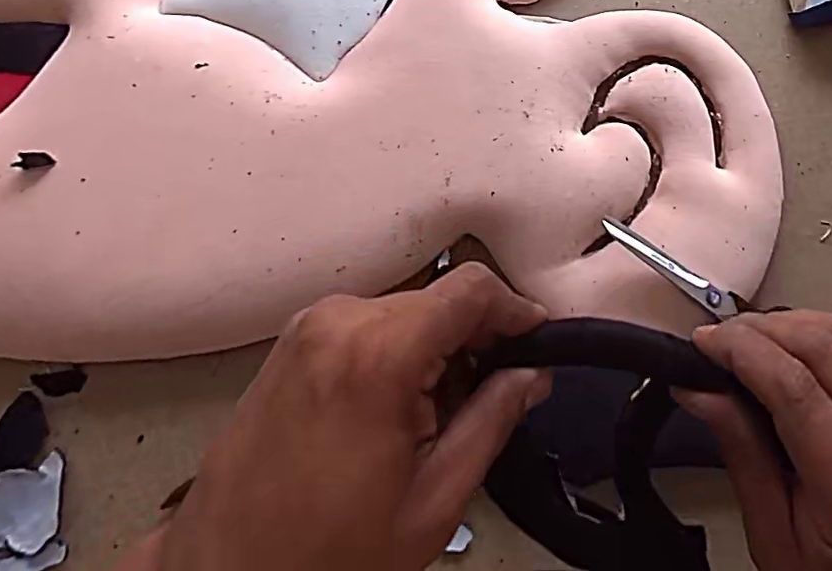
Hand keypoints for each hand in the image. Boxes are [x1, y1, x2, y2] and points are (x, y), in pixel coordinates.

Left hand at [140, 264, 551, 570]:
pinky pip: (371, 319)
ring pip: (408, 307)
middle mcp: (340, 319)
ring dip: (437, 343)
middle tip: (493, 387)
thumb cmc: (323, 556)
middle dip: (476, 334)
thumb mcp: (431, 501)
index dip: (513, 307)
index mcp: (377, 353)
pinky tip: (400, 400)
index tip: (534, 335)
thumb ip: (492, 420)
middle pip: (439, 297)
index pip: (470, 288)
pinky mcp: (297, 336)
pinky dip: (400, 345)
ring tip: (439, 409)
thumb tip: (530, 375)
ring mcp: (312, 323)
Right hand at [676, 311, 831, 570]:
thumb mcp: (781, 546)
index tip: (707, 342)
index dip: (744, 351)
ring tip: (753, 341)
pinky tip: (795, 352)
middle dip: (762, 327)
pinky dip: (825, 339)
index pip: (799, 393)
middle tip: (723, 337)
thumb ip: (743, 457)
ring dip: (792, 323)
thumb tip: (699, 388)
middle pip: (829, 349)